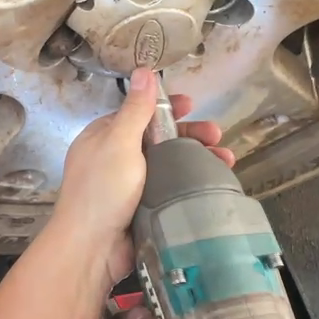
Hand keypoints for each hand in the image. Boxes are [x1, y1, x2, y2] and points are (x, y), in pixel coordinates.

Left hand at [51, 68, 235, 280]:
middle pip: (158, 139)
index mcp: (104, 137)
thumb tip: (144, 71)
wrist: (92, 248)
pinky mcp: (143, 209)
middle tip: (217, 137)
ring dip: (197, 159)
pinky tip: (212, 184)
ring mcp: (129, 186)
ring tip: (226, 161)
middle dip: (190, 135)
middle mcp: (114, 158)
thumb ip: (136, 109)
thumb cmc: (102, 190)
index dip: (166, 107)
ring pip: (168, 165)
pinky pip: (170, 190)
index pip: (138, 113)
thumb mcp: (119, 142)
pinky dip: (191, 185)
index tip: (192, 105)